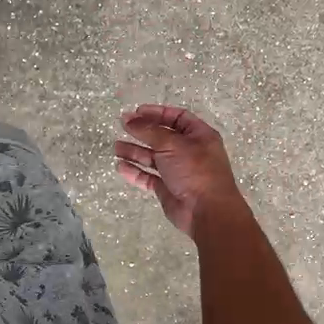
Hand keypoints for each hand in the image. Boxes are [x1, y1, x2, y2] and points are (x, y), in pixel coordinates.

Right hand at [114, 105, 248, 237]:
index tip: (137, 112)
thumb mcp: (171, 144)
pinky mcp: (168, 188)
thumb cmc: (194, 170)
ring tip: (116, 148)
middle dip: (142, 132)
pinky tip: (120, 167)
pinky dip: (135, 171)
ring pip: (153, 157)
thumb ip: (148, 130)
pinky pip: (149, 176)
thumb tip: (127, 118)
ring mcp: (178, 171)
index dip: (158, 113)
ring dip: (135, 151)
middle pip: (162, 137)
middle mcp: (189, 152)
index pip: (178, 117)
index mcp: (199, 136)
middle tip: (123, 127)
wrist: (207, 211)